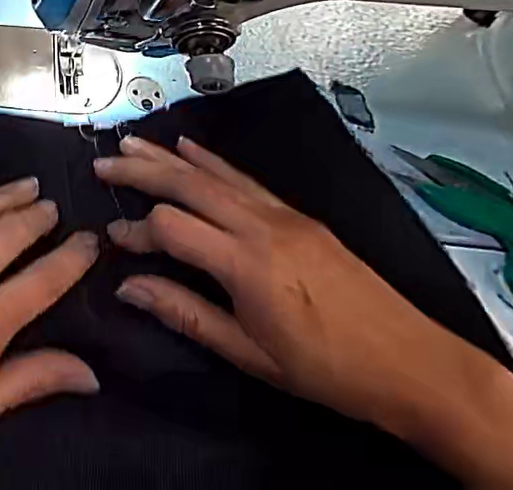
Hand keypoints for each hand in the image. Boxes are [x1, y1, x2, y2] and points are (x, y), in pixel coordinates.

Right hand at [95, 138, 512, 489]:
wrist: (408, 359)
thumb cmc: (326, 369)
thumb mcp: (250, 354)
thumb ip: (186, 312)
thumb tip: (131, 286)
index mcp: (245, 265)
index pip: (172, 229)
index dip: (136, 233)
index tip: (109, 241)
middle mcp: (260, 225)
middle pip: (187, 185)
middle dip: (142, 171)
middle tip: (103, 162)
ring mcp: (280, 212)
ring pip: (212, 174)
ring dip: (169, 158)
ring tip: (132, 143)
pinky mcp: (295, 211)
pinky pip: (242, 177)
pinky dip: (210, 160)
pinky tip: (189, 147)